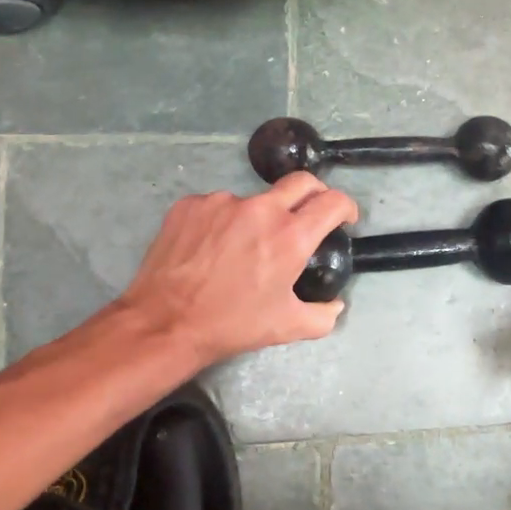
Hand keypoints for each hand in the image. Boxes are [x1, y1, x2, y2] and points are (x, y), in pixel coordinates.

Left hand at [118, 173, 357, 367]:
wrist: (164, 323)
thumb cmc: (233, 325)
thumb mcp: (288, 328)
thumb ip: (323, 316)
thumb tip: (336, 305)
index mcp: (291, 236)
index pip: (333, 202)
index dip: (346, 207)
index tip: (344, 219)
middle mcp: (261, 209)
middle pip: (302, 181)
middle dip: (315, 194)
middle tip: (311, 213)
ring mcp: (222, 202)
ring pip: (255, 199)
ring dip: (261, 215)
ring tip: (245, 246)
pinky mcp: (191, 205)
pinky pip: (218, 206)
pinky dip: (225, 221)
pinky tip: (214, 247)